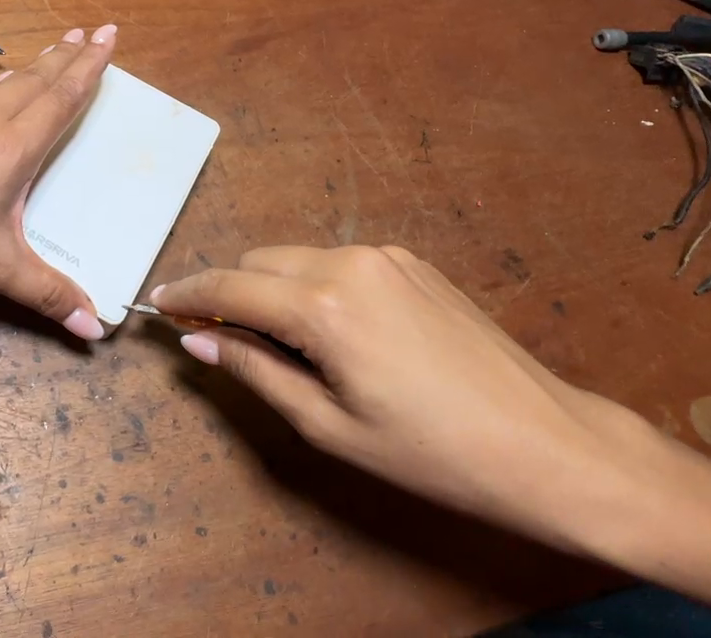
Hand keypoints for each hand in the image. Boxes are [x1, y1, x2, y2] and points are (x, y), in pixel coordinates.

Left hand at [0, 25, 117, 339]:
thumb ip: (47, 295)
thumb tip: (95, 330)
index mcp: (12, 148)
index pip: (62, 98)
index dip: (89, 66)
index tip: (107, 34)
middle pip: (33, 80)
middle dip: (65, 56)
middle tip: (87, 32)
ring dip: (29, 69)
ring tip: (46, 56)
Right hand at [151, 246, 659, 553]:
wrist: (552, 446)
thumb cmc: (433, 453)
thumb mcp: (329, 424)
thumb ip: (254, 370)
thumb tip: (197, 339)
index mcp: (325, 305)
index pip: (230, 284)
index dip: (187, 293)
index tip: (158, 302)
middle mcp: (350, 263)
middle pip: (259, 261)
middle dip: (233, 294)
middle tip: (228, 342)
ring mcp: (387, 257)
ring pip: (297, 259)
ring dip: (274, 290)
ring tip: (290, 347)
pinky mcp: (413, 263)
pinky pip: (338, 264)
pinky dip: (315, 288)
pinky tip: (340, 335)